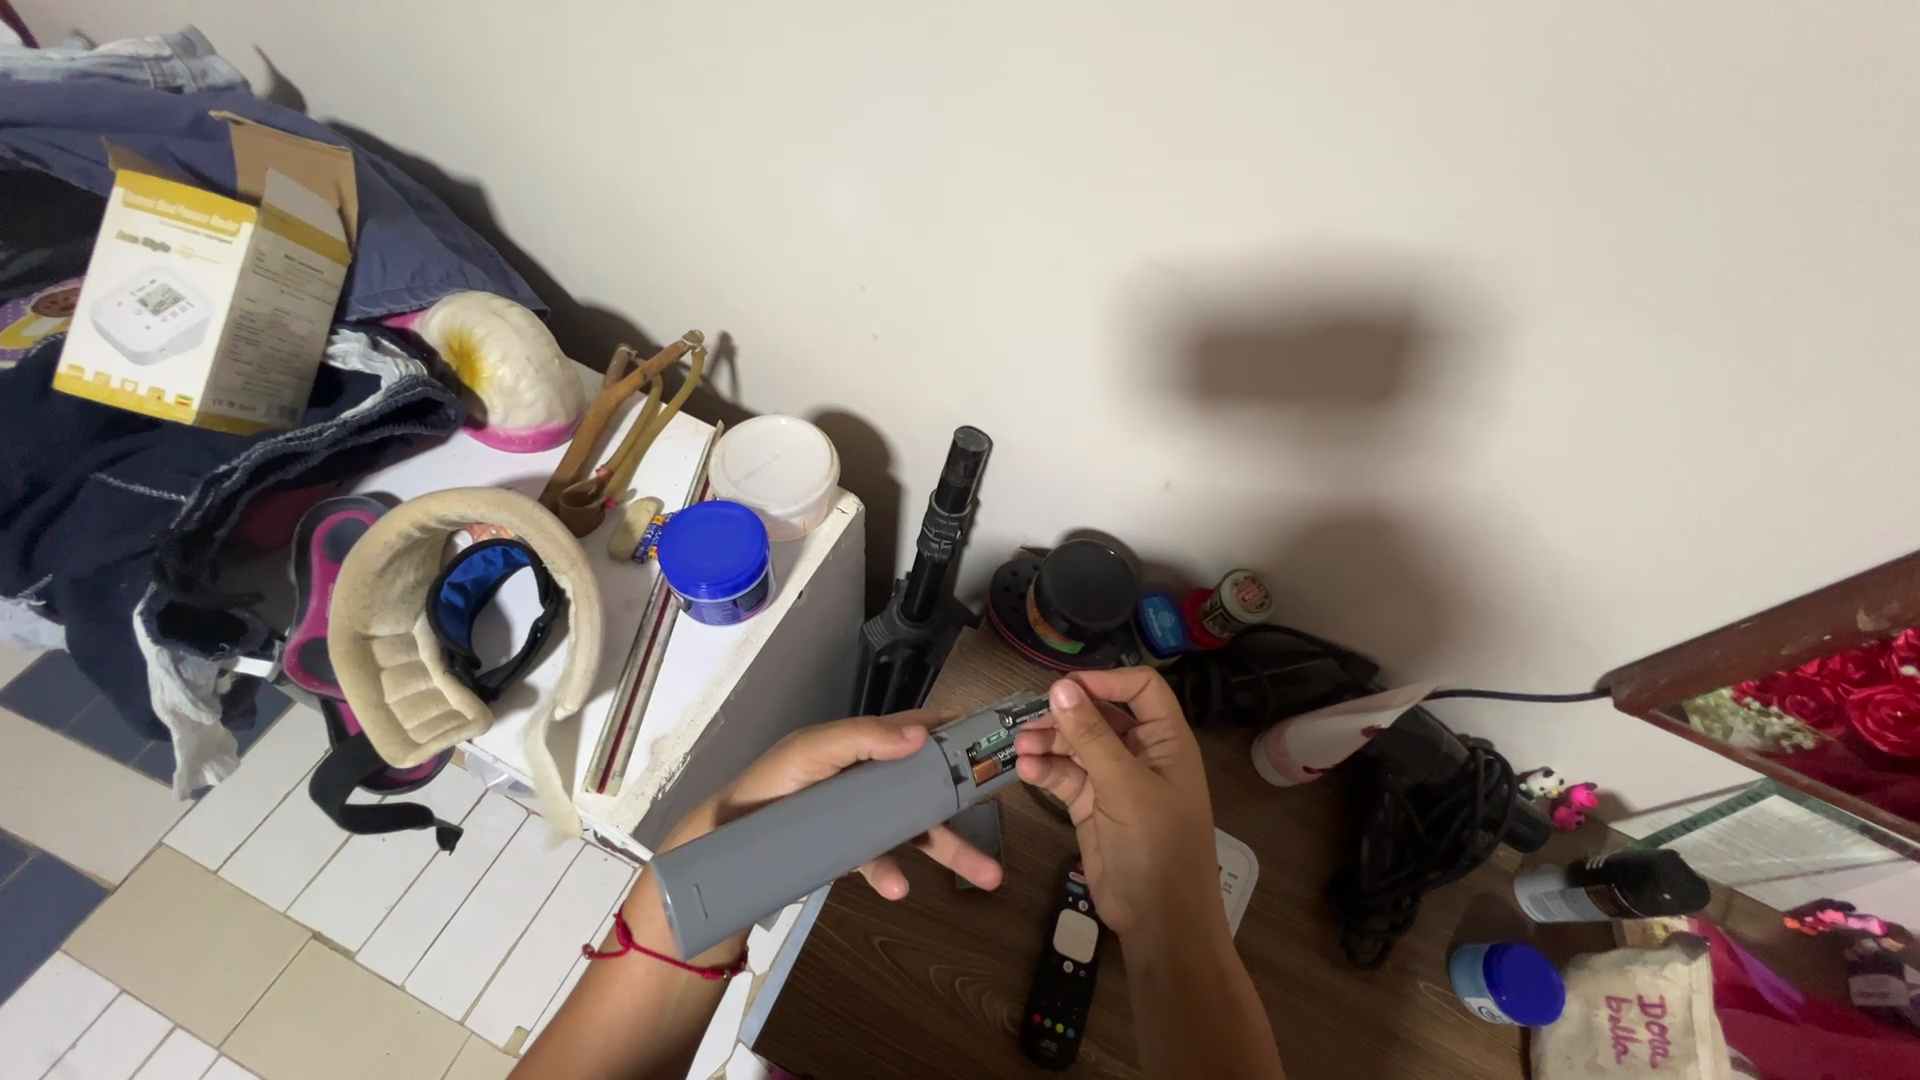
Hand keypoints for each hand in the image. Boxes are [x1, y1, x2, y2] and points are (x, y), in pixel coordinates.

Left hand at [661, 708, 1003, 898]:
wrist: (729, 841)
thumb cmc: (773, 783)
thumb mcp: (815, 750)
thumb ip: (864, 739)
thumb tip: (920, 734)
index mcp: (864, 743)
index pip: (918, 731)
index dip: (954, 732)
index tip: (994, 738)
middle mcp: (870, 776)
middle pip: (928, 784)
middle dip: (966, 800)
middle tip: (1003, 811)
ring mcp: (864, 814)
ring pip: (917, 828)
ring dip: (950, 848)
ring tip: (986, 874)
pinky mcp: (850, 848)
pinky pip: (882, 859)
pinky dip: (893, 873)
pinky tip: (897, 887)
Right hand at [1014, 670, 1218, 939]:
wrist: (1159, 922)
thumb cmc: (1157, 847)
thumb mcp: (1125, 786)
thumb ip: (1091, 736)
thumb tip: (1061, 686)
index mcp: (1165, 740)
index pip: (1140, 689)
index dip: (1106, 681)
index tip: (1067, 686)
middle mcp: (1140, 753)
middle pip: (1099, 715)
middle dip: (1065, 716)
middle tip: (1031, 723)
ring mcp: (1113, 779)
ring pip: (1076, 745)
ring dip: (1048, 743)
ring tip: (1021, 748)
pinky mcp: (1090, 804)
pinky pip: (1064, 775)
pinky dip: (1045, 770)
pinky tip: (1026, 771)